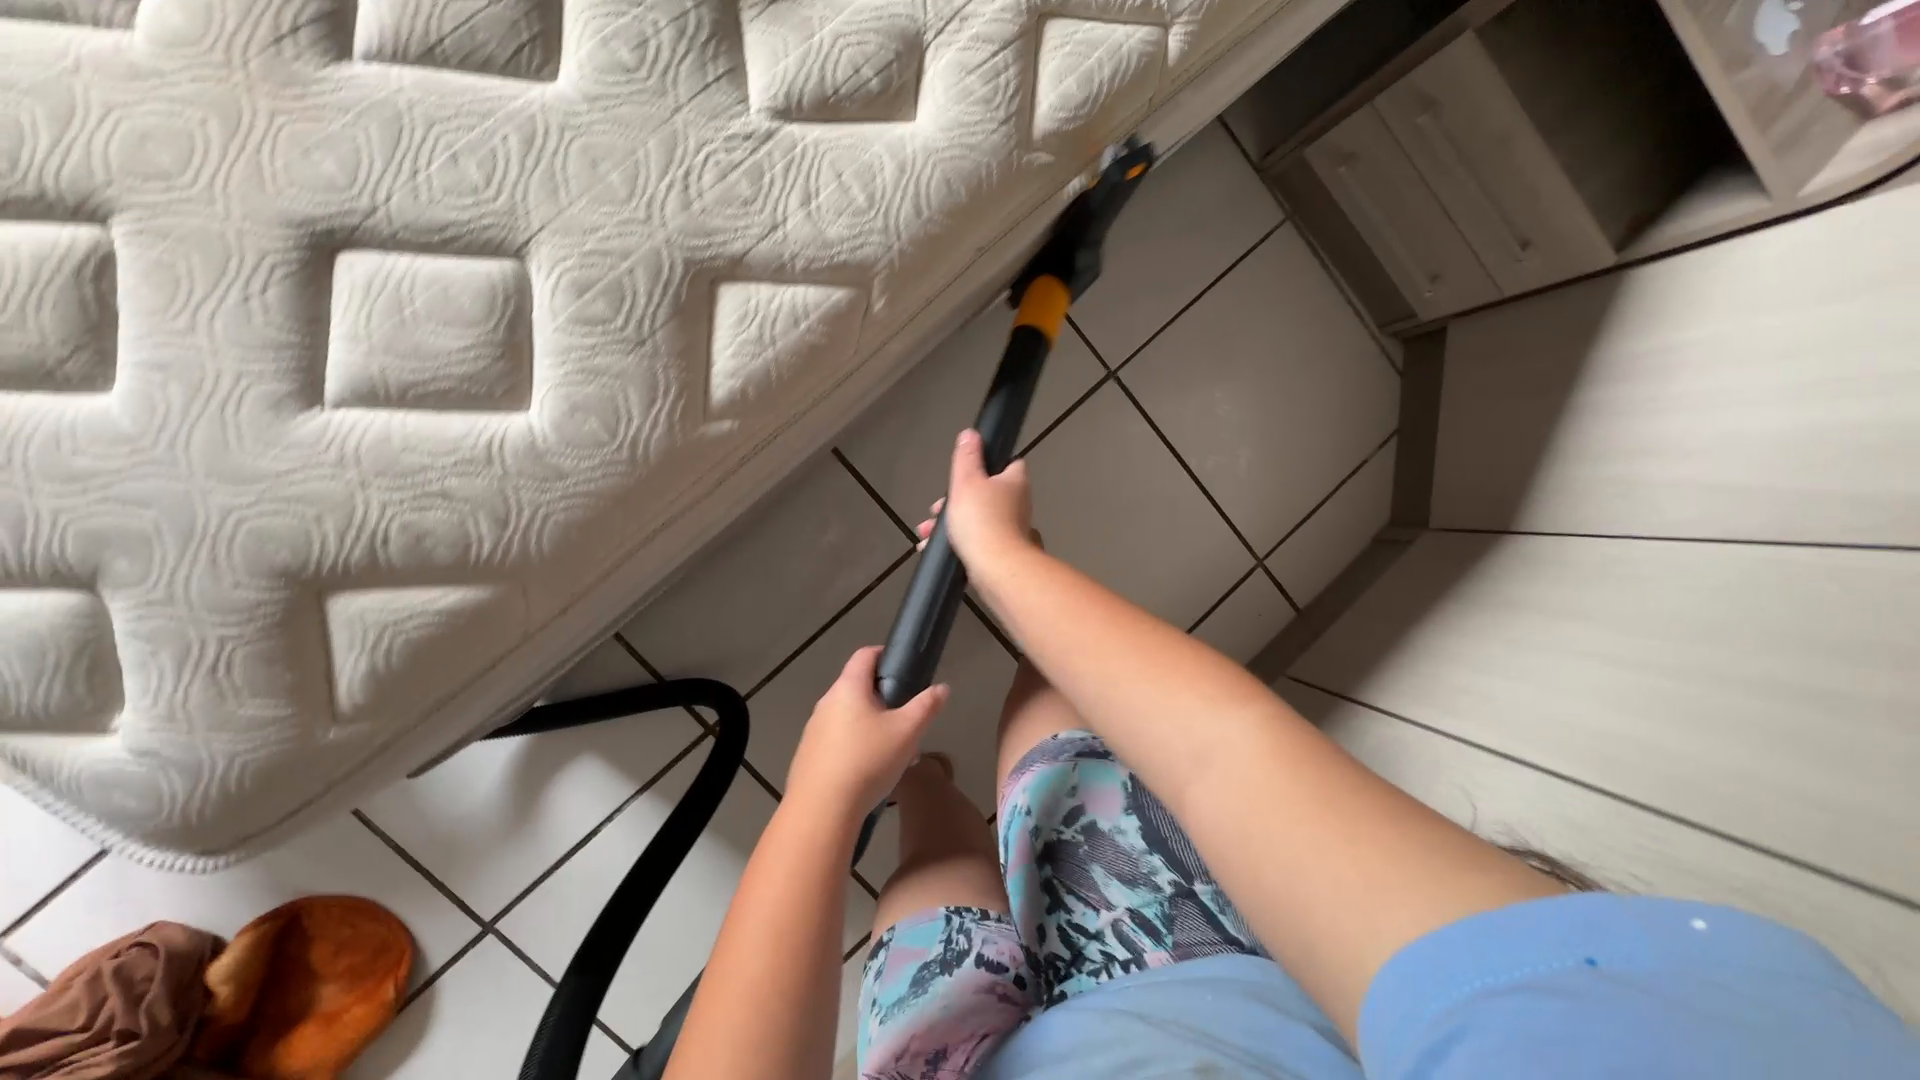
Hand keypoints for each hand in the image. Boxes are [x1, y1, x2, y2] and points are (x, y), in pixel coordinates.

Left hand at [786, 646, 948, 816]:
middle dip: (882, 698)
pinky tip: (869, 771)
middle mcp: (826, 703)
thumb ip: (927, 706)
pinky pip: (837, 741)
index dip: (885, 655)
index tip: (904, 668)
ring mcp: (813, 730)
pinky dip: (854, 746)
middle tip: (906, 718)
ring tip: (892, 750)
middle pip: (856, 688)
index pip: (864, 655)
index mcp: (848, 688)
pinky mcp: (808, 755)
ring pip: (847, 717)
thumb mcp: (907, 732)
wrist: (822, 809)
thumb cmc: (867, 760)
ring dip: (870, 725)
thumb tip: (942, 688)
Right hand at [917, 430, 1035, 567]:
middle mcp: (1018, 505)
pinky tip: (935, 549)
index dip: (988, 464)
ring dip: (951, 523)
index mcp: (1014, 482)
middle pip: (986, 494)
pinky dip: (957, 542)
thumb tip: (971, 434)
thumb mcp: (967, 481)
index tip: (967, 471)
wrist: (995, 568)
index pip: (1008, 464)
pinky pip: (976, 540)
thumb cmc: (981, 520)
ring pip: (978, 519)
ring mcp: (1013, 530)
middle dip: (956, 501)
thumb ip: (967, 457)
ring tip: (927, 532)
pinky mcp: (1003, 551)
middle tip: (936, 509)